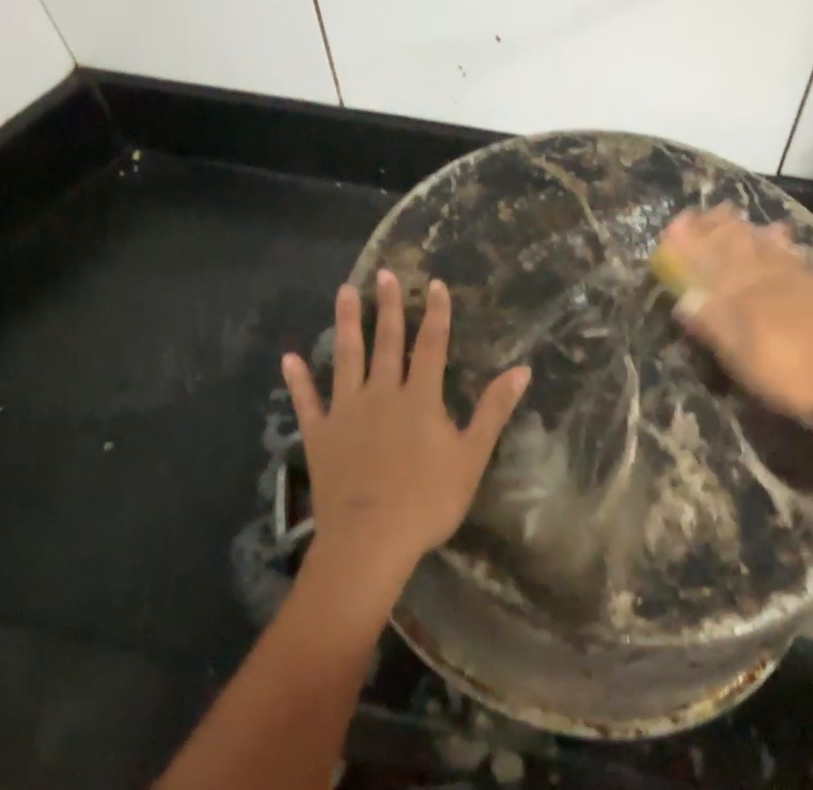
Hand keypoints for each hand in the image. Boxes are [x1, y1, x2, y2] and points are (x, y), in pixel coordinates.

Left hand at [281, 271, 531, 581]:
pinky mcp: (319, 435)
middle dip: (388, 307)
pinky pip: (307, 401)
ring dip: (345, 324)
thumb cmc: (427, 501)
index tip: (434, 283)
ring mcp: (345, 412)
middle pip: (386, 343)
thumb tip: (522, 369)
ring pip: (346, 359)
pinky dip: (299, 380)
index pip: (431, 346)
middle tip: (383, 273)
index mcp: (419, 398)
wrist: (369, 540)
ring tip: (344, 292)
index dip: (435, 313)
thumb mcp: (471, 457)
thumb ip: (493, 410)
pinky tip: (290, 358)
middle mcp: (381, 394)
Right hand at [658, 206, 812, 420]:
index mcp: (745, 291)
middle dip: (714, 227)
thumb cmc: (793, 373)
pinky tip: (776, 233)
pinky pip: (789, 252)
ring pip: (763, 243)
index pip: (710, 258)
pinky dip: (776, 239)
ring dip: (742, 228)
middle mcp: (768, 275)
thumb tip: (683, 300)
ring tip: (727, 215)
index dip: (690, 243)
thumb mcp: (743, 357)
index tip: (672, 227)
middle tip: (697, 214)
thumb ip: (713, 325)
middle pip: (737, 243)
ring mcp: (797, 278)